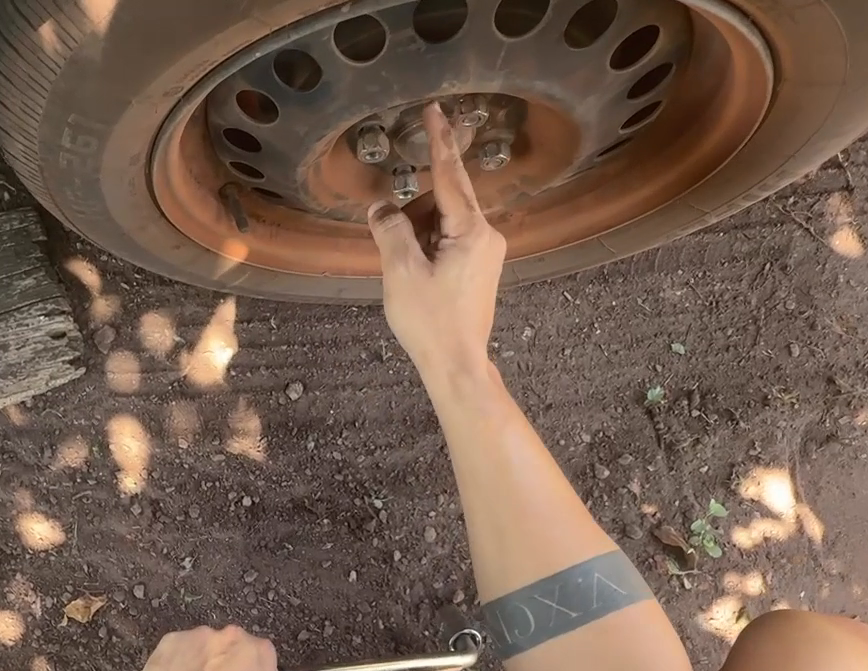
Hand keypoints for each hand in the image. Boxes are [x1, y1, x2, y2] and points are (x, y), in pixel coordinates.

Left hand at [130, 626, 289, 670]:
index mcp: (257, 653)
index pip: (262, 655)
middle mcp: (228, 638)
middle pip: (231, 647)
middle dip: (227, 665)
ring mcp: (195, 639)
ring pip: (201, 648)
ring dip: (200, 665)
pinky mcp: (167, 645)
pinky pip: (174, 652)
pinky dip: (174, 667)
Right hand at [369, 102, 505, 369]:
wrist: (456, 364)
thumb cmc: (431, 321)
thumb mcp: (401, 272)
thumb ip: (390, 231)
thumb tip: (380, 208)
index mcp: (472, 230)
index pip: (449, 175)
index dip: (438, 141)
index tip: (434, 109)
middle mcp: (486, 236)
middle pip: (440, 204)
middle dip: (412, 219)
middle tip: (395, 255)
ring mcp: (485, 255)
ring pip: (442, 226)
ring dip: (417, 239)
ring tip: (407, 276)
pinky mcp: (479, 271)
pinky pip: (448, 245)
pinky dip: (426, 252)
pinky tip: (416, 279)